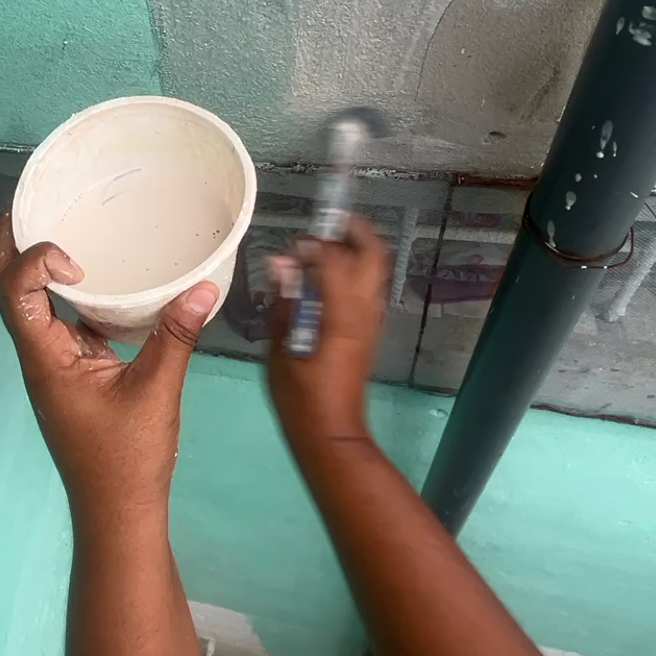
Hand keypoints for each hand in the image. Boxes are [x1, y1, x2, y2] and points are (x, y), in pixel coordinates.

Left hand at [0, 209, 219, 521]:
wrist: (117, 512)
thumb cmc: (127, 460)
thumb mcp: (156, 393)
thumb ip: (176, 337)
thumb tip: (204, 286)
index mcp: (44, 358)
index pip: (14, 293)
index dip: (31, 260)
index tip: (74, 255)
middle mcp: (37, 354)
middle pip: (6, 289)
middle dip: (11, 243)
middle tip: (30, 201)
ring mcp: (50, 362)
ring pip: (25, 301)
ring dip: (30, 262)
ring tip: (53, 222)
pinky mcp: (68, 369)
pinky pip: (53, 316)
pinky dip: (60, 288)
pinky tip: (89, 272)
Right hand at [266, 213, 389, 448]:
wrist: (330, 432)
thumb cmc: (300, 396)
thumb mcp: (280, 347)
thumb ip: (284, 301)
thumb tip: (280, 263)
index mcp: (341, 316)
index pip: (335, 260)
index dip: (314, 246)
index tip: (292, 249)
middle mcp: (363, 312)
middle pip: (372, 255)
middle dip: (352, 231)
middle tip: (326, 222)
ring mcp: (370, 321)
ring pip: (375, 269)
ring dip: (354, 248)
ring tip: (322, 245)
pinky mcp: (368, 330)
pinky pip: (367, 287)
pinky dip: (352, 269)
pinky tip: (325, 276)